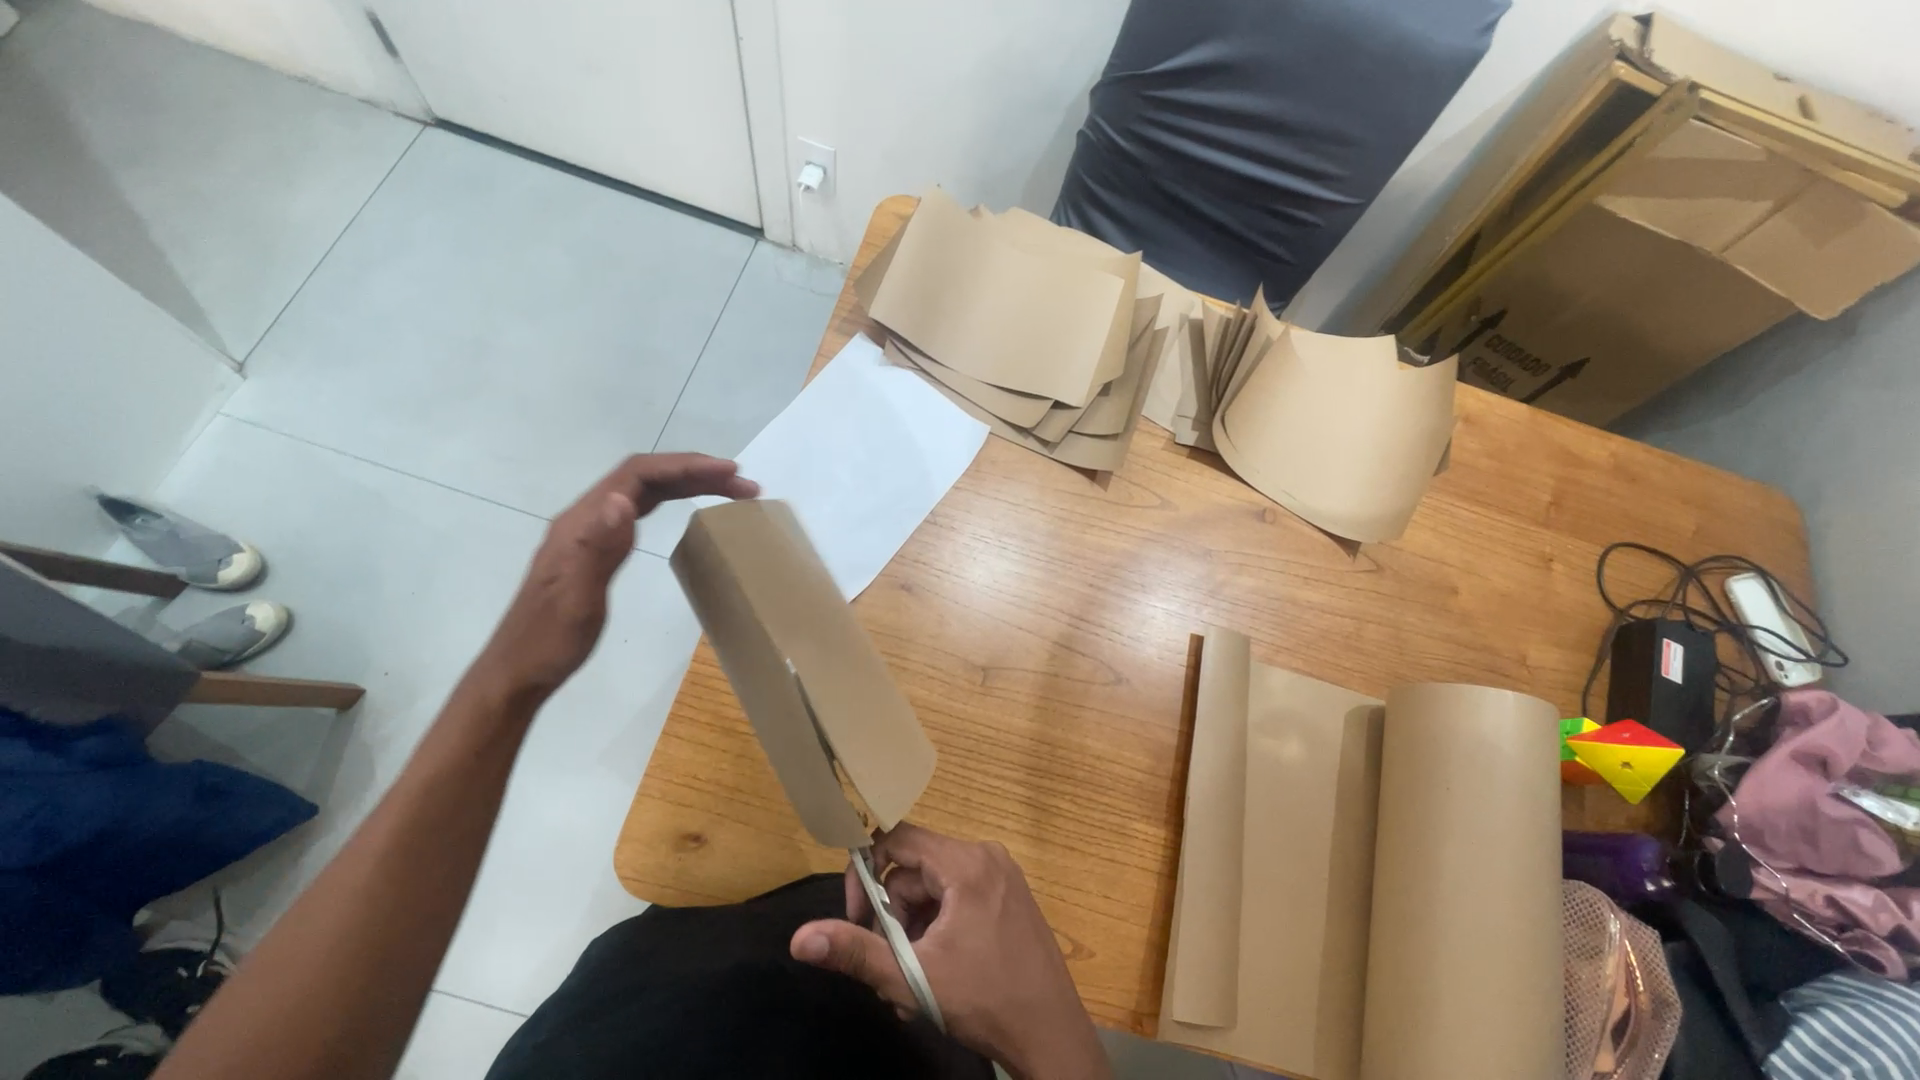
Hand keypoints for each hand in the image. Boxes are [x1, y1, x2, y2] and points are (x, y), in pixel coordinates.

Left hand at [472, 453, 757, 702]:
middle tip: (744, 484)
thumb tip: (624, 499)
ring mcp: (590, 532)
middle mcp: (585, 518)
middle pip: (644, 477)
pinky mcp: (596, 548)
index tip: (729, 474)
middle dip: (695, 472)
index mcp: (581, 523)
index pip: (637, 475)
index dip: (685, 467)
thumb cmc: (550, 641)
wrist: (518, 670)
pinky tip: (686, 509)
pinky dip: (670, 501)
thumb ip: (599, 548)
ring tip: (728, 490)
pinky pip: (639, 510)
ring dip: (686, 483)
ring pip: (643, 491)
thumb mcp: (577, 600)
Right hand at [789, 825, 1110, 1079]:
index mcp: (966, 863)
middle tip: (888, 965)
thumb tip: (799, 937)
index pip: (897, 840)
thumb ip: (855, 951)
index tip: (858, 919)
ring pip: (936, 888)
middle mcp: (987, 857)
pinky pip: (959, 898)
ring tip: (909, 981)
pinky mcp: (1011, 899)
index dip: (867, 874)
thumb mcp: (913, 977)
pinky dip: (938, 929)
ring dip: (913, 930)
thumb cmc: (984, 1000)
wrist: (1052, 1037)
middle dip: (893, 916)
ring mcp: (1003, 878)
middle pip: (915, 869)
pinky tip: (934, 974)